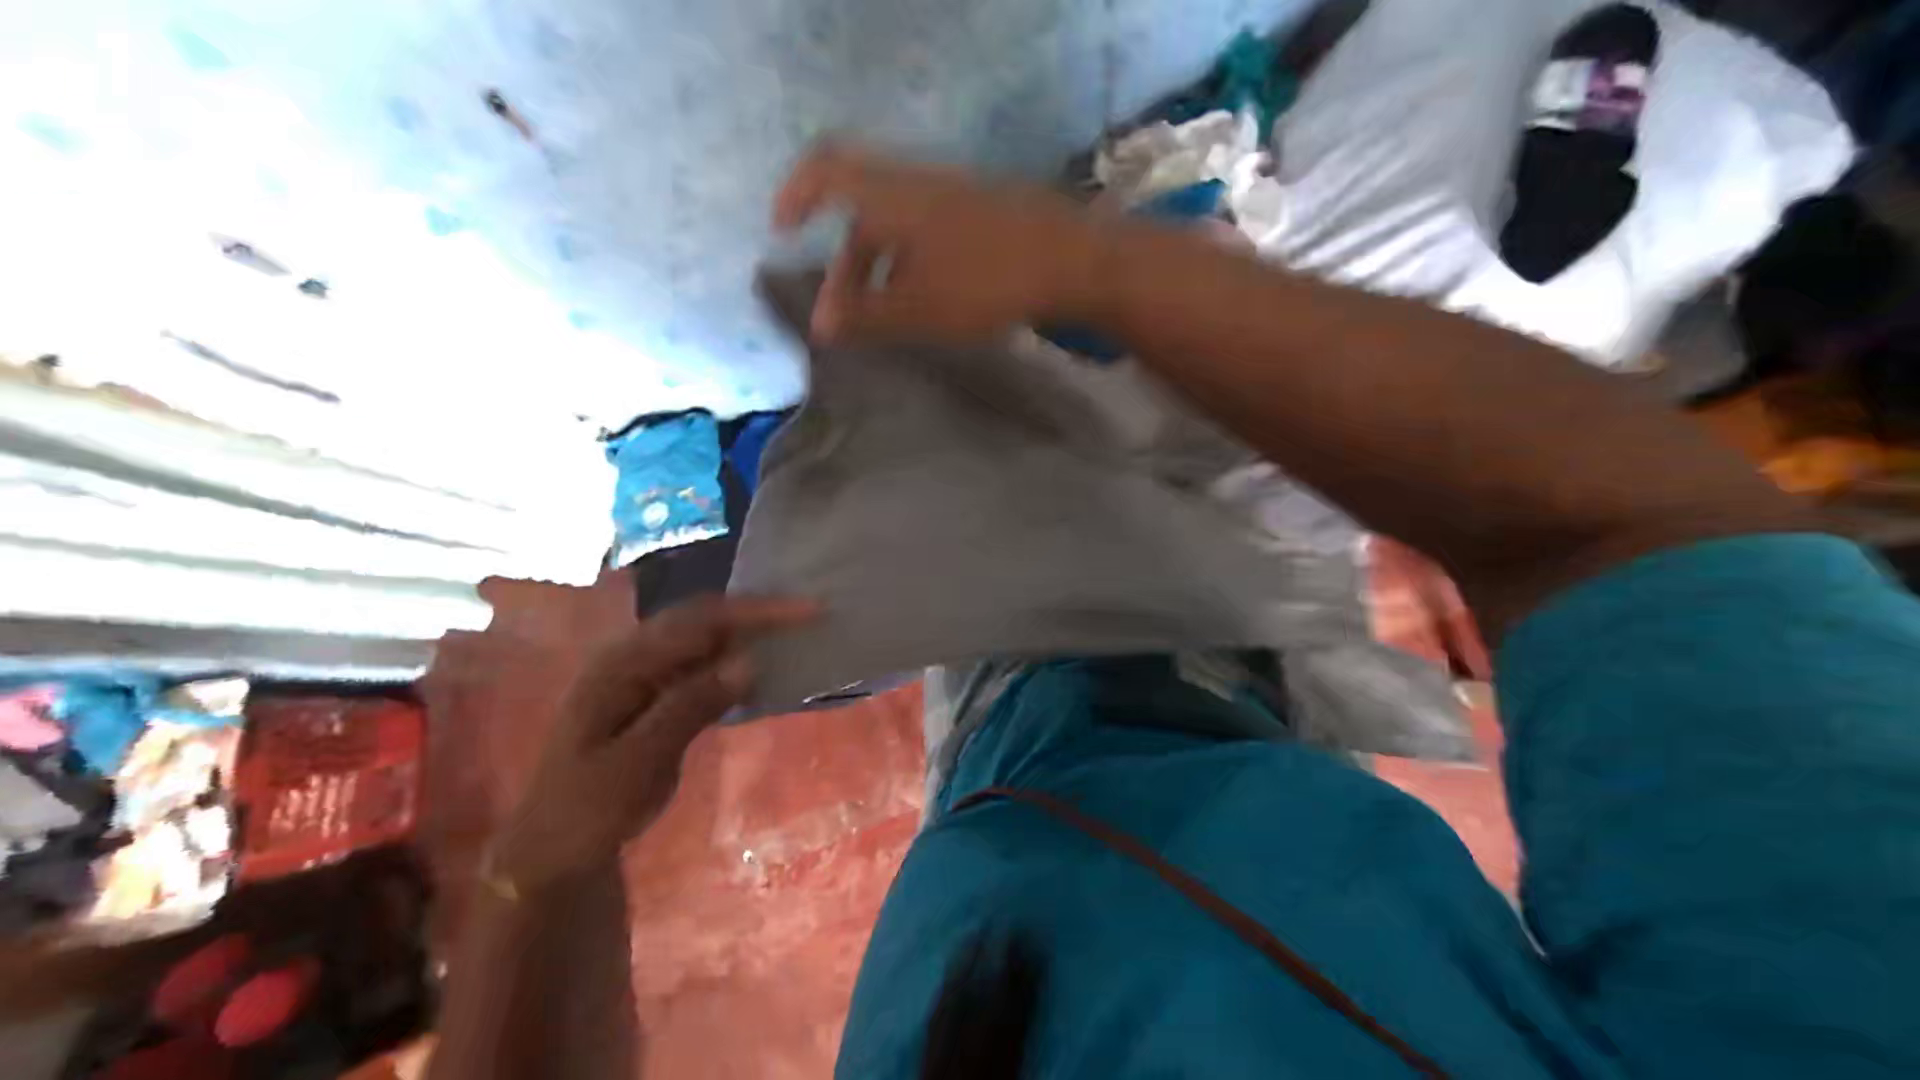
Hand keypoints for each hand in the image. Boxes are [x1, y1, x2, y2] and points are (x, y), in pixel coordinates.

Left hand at [486, 595, 817, 895]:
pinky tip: (766, 669)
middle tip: (813, 613)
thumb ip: (689, 707)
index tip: (808, 611)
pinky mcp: (659, 698)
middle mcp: (633, 657)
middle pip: (705, 619)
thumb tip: (748, 661)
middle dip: (759, 612)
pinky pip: (706, 667)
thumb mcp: (636, 763)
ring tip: (800, 631)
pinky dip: (738, 662)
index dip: (755, 611)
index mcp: (621, 663)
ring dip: (751, 633)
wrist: (551, 850)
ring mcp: (645, 676)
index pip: (697, 620)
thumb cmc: (586, 809)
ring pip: (707, 640)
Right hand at [772, 141, 1111, 344]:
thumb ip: (864, 316)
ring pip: (898, 225)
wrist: (1075, 261)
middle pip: (863, 212)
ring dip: (880, 268)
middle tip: (845, 312)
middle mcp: (919, 184)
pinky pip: (928, 230)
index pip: (826, 170)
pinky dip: (911, 261)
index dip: (796, 194)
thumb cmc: (987, 282)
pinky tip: (927, 298)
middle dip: (846, 264)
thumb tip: (820, 325)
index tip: (782, 231)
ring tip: (886, 316)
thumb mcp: (917, 309)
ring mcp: (955, 195)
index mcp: (891, 195)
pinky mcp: (983, 211)